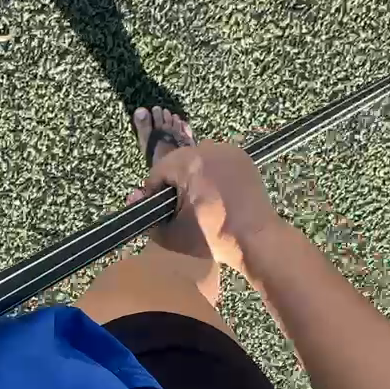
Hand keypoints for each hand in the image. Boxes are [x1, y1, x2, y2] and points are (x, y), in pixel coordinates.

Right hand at [128, 141, 285, 273]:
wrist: (255, 239)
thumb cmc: (213, 237)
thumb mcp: (171, 233)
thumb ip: (147, 216)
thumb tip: (134, 199)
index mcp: (190, 162)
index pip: (159, 169)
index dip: (152, 190)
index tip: (154, 208)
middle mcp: (210, 149)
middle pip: (179, 161)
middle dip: (174, 182)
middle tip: (175, 207)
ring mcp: (229, 151)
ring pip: (199, 160)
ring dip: (192, 176)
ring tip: (195, 201)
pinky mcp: (243, 159)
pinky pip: (218, 162)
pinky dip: (212, 174)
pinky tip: (214, 195)